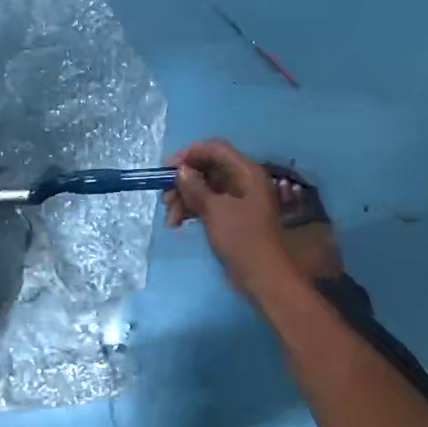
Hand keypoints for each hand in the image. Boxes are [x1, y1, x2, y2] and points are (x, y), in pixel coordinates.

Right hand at [163, 139, 296, 295]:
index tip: (166, 168)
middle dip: (184, 182)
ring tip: (170, 219)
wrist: (262, 276)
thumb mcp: (216, 210)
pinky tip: (177, 224)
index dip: (190, 154)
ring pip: (205, 189)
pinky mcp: (231, 218)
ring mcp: (238, 201)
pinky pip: (208, 205)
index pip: (215, 150)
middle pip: (208, 169)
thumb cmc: (242, 239)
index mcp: (247, 172)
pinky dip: (192, 211)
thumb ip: (196, 187)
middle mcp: (243, 182)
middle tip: (164, 198)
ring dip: (184, 200)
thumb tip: (182, 170)